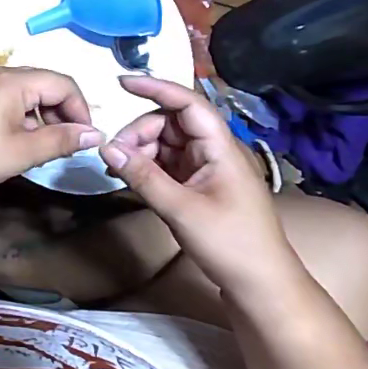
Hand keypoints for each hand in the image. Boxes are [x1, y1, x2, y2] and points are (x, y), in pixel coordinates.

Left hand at [0, 67, 101, 196]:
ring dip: (38, 115)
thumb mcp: (23, 152)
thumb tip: (96, 133)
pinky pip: (1, 97)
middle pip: (42, 83)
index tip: (84, 138)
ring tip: (38, 146)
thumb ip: (62, 140)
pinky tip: (11, 140)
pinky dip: (17, 114)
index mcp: (13, 80)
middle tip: (64, 143)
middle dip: (60, 112)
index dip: (80, 109)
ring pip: (21, 91)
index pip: (62, 83)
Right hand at [99, 76, 296, 295]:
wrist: (261, 285)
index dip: (156, 88)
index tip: (122, 83)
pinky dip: (148, 167)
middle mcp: (215, 150)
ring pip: (167, 144)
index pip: (188, 103)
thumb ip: (143, 176)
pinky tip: (129, 178)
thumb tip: (107, 148)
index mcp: (221, 146)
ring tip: (118, 171)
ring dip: (141, 150)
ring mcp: (207, 169)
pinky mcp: (199, 186)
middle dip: (140, 132)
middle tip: (115, 156)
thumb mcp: (181, 210)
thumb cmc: (230, 244)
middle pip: (172, 123)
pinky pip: (168, 164)